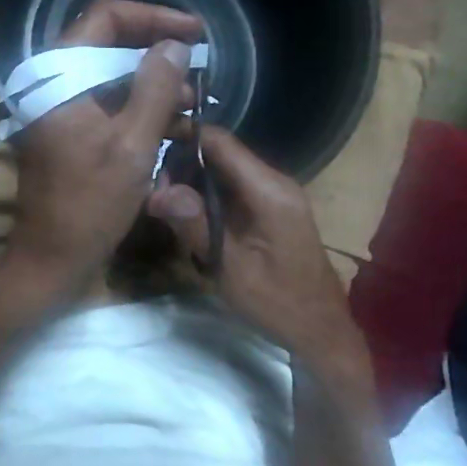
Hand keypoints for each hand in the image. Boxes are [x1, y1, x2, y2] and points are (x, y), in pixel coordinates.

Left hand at [8, 0, 203, 284]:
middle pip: (107, 43)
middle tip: (197, 70)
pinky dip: (137, 108)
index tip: (195, 32)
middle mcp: (51, 82)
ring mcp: (56, 106)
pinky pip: (104, 103)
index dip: (153, 17)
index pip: (105, 17)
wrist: (52, 256)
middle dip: (156, 54)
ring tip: (192, 104)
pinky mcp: (65, 128)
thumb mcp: (133, 145)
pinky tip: (174, 126)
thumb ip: (155, 89)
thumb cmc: (91, 204)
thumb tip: (175, 45)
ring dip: (151, 84)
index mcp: (58, 77)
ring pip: (109, 75)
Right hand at [146, 126, 361, 369]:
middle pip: (218, 155)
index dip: (183, 135)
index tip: (146, 143)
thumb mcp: (230, 268)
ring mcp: (272, 196)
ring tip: (163, 207)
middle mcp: (273, 184)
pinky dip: (205, 197)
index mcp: (269, 191)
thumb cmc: (277, 302)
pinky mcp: (268, 210)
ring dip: (191, 183)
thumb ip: (195, 226)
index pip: (220, 143)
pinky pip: (230, 190)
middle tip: (153, 194)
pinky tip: (186, 218)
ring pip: (221, 172)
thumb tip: (157, 191)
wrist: (319, 330)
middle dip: (182, 167)